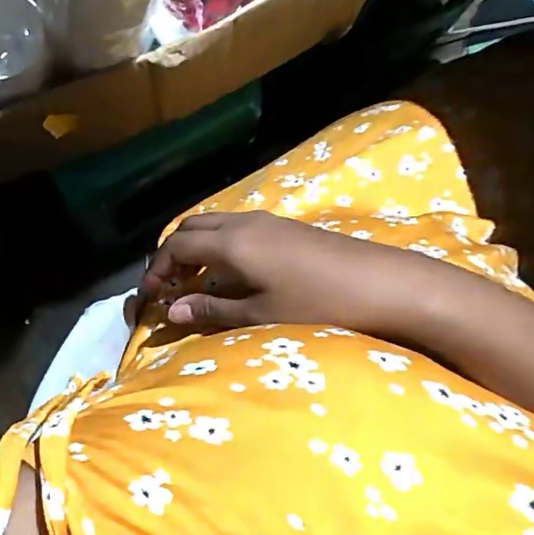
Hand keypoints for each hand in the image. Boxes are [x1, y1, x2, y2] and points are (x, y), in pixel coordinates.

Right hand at [138, 212, 444, 335]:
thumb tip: (172, 310)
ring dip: (196, 250)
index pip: (177, 246)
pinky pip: (236, 229)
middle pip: (191, 228)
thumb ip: (213, 309)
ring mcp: (268, 221)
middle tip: (168, 288)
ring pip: (215, 225)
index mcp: (232, 243)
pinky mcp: (286, 227)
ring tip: (195, 283)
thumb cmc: (318, 303)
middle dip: (172, 255)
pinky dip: (218, 247)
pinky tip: (231, 275)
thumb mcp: (261, 313)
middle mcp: (244, 222)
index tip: (149, 298)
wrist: (384, 284)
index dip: (156, 270)